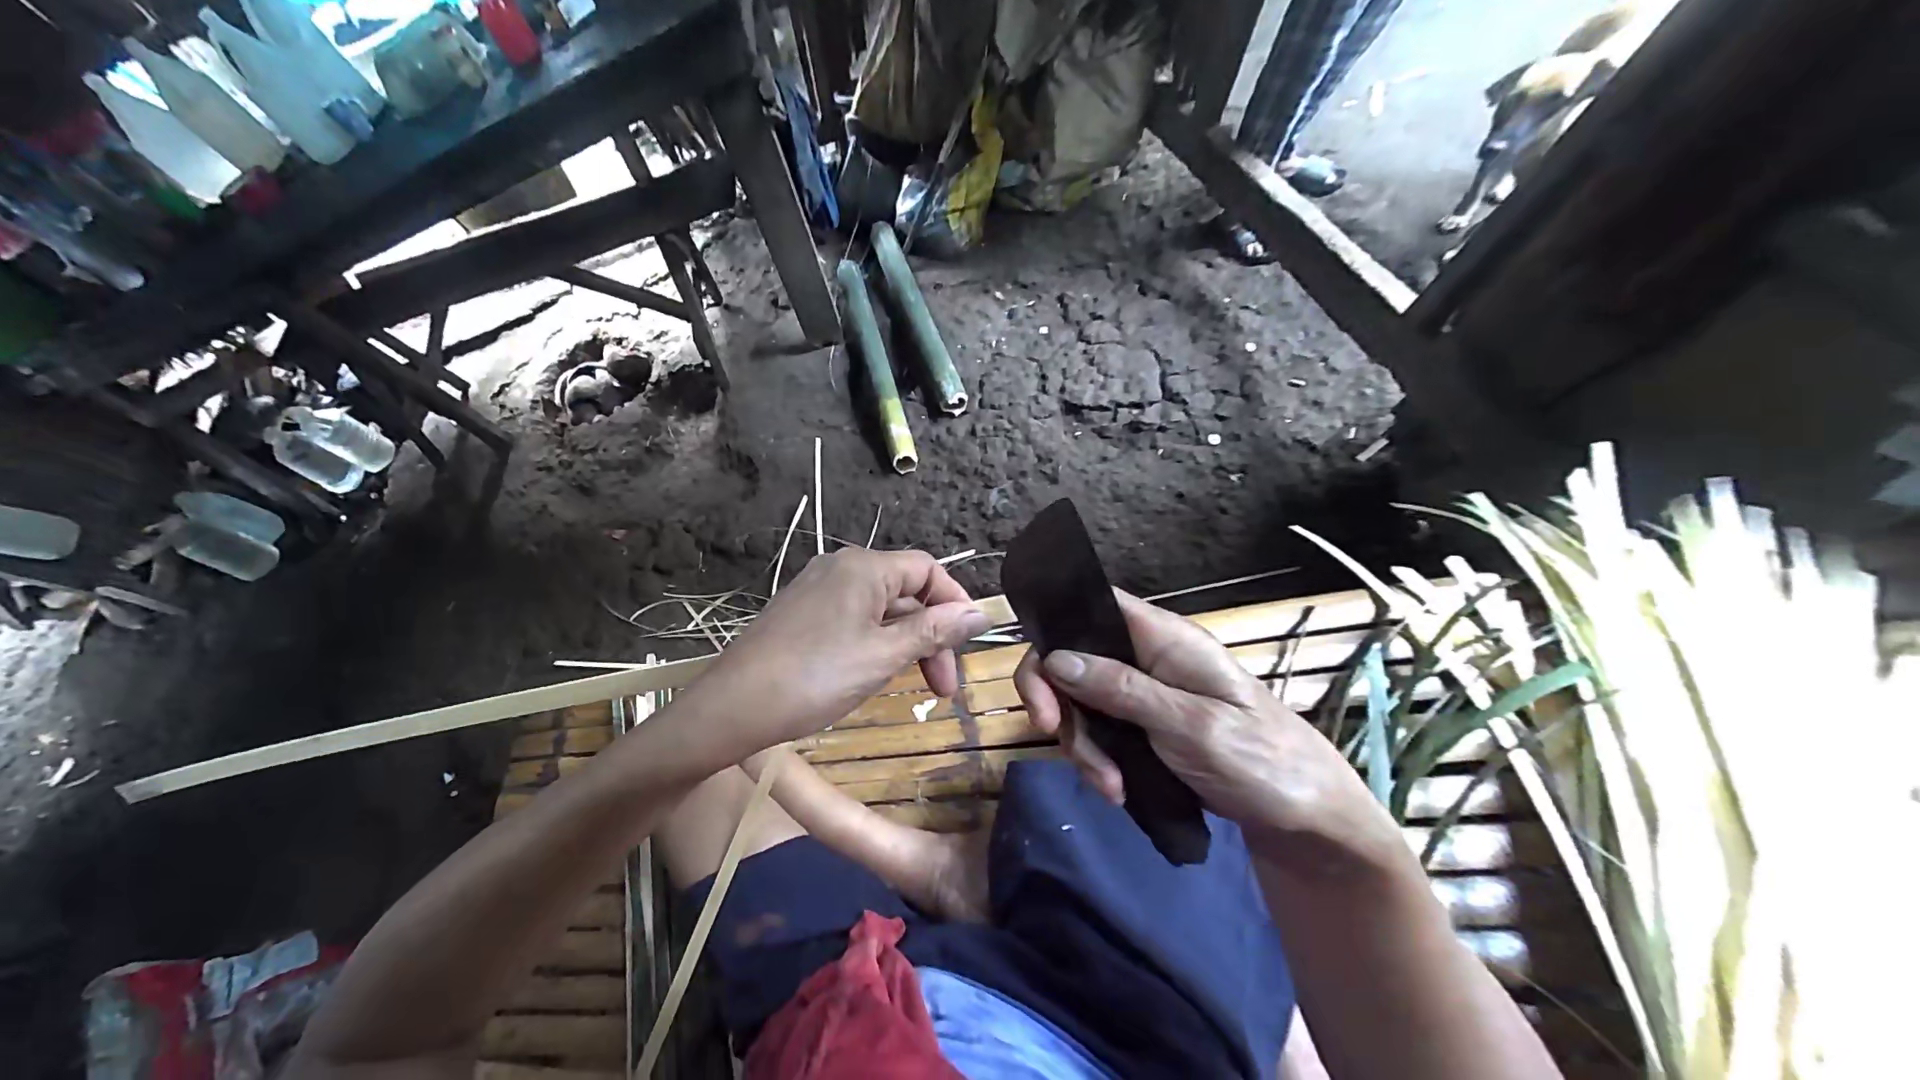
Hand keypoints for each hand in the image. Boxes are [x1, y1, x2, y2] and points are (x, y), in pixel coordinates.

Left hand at [689, 549, 989, 749]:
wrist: (731, 708)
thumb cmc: (815, 677)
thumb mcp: (884, 654)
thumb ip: (935, 630)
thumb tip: (981, 613)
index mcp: (864, 567)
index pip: (928, 569)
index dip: (955, 602)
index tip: (969, 645)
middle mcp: (840, 568)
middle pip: (906, 591)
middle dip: (932, 634)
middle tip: (944, 687)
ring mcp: (817, 590)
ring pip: (881, 609)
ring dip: (906, 643)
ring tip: (912, 685)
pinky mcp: (802, 614)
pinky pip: (854, 619)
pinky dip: (876, 643)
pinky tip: (874, 674)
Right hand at [1013, 591, 1402, 874]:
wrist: (1305, 820)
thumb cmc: (1260, 761)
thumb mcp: (1190, 725)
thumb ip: (1122, 690)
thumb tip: (1055, 658)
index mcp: (1163, 638)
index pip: (1091, 606)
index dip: (1054, 632)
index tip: (1041, 686)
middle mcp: (1146, 657)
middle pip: (1073, 659)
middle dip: (1060, 702)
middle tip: (1056, 737)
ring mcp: (1144, 694)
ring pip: (1081, 702)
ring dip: (1083, 745)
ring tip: (1111, 787)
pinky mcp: (1144, 728)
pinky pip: (1100, 733)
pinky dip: (1099, 761)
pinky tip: (1117, 790)